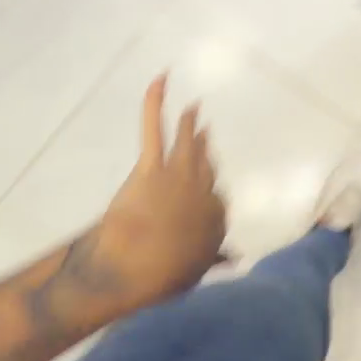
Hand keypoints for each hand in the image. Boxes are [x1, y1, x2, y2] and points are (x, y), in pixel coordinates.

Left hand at [91, 74, 226, 301]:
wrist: (126, 276)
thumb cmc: (159, 281)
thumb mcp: (195, 274)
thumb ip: (214, 260)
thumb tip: (234, 259)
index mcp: (215, 218)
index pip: (218, 198)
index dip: (210, 194)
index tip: (207, 191)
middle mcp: (204, 190)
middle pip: (207, 163)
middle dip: (206, 149)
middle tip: (206, 133)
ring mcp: (178, 175)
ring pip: (189, 140)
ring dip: (190, 122)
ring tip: (192, 108)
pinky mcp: (151, 168)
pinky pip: (155, 127)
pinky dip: (155, 101)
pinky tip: (160, 80)